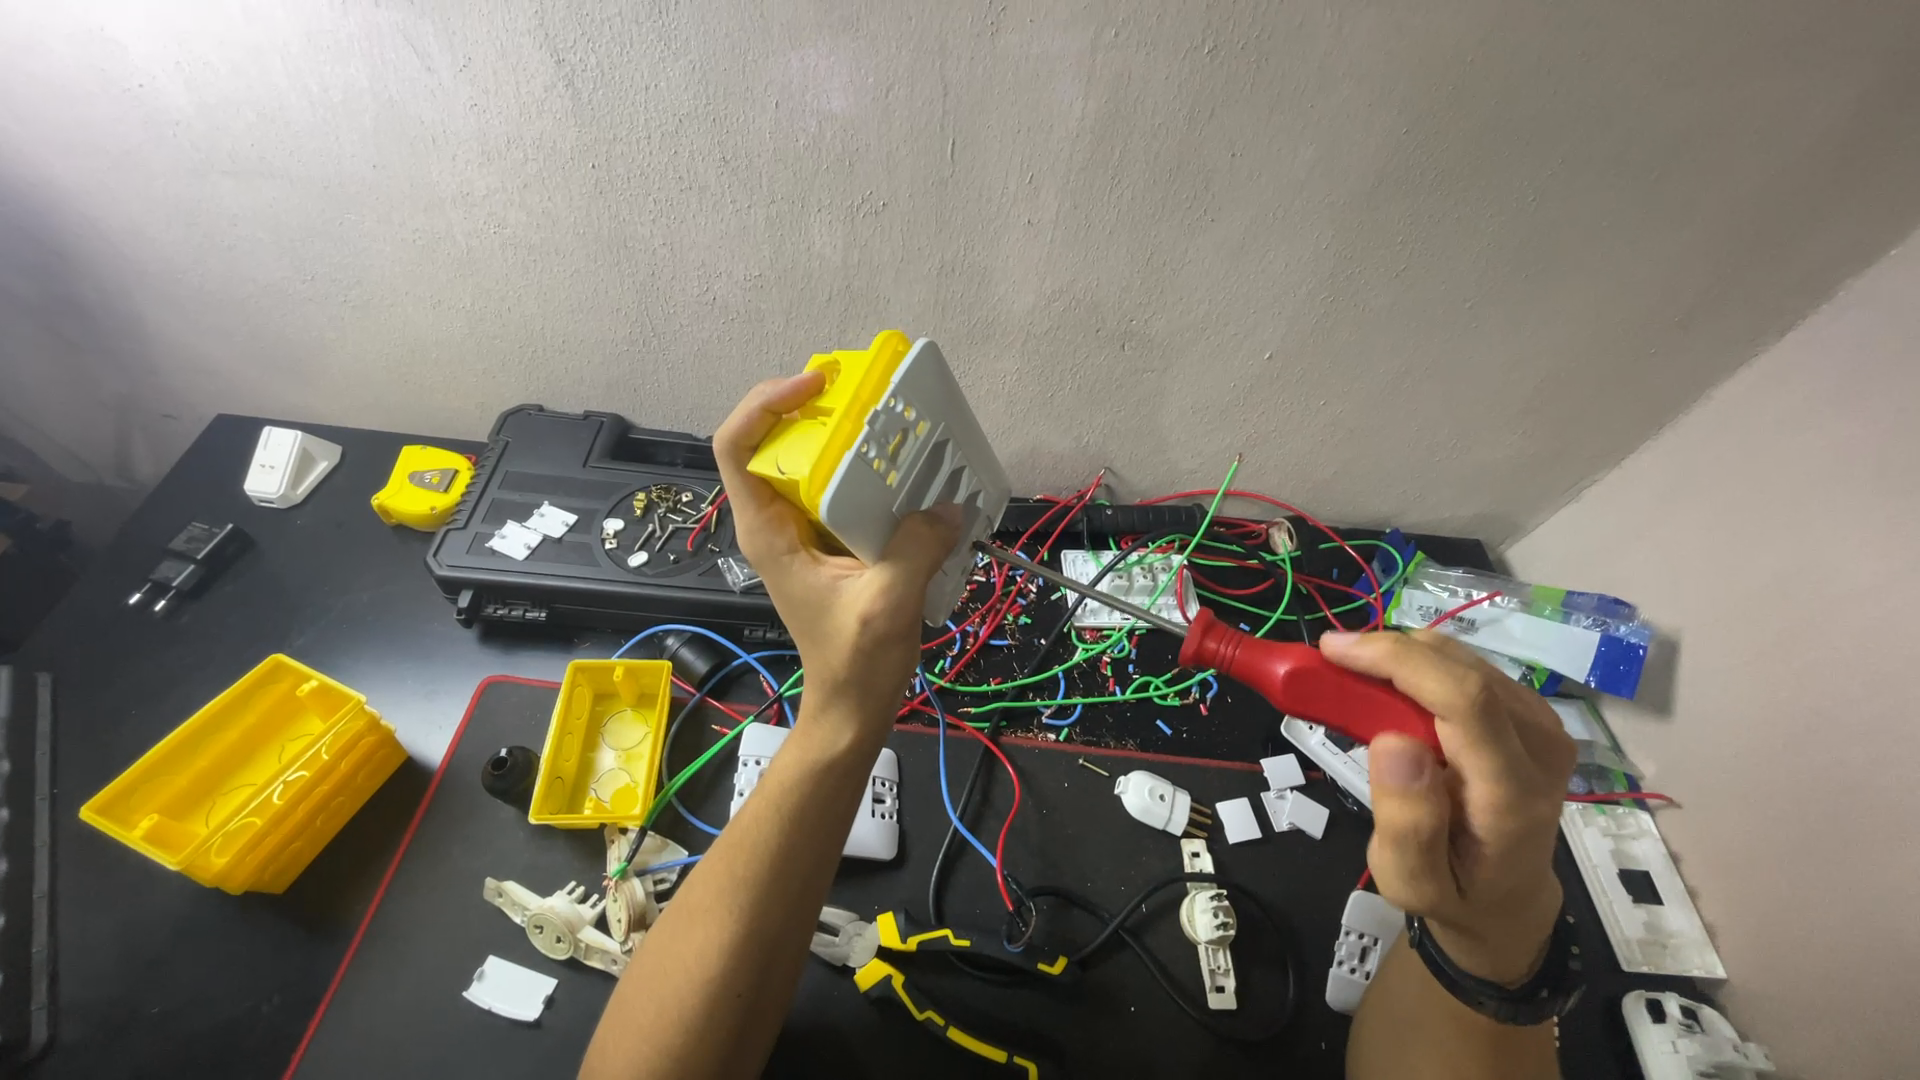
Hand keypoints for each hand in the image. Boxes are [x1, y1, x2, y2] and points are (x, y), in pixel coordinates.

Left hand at [713, 372, 962, 737]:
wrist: (852, 705)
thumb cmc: (856, 660)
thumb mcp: (887, 602)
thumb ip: (916, 547)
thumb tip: (949, 504)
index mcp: (769, 531)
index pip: (737, 446)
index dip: (765, 402)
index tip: (817, 386)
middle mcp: (777, 523)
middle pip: (775, 444)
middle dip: (815, 410)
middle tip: (867, 396)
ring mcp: (802, 533)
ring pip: (810, 466)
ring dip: (844, 438)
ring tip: (890, 421)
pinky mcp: (829, 544)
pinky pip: (839, 491)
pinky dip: (867, 472)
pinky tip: (906, 470)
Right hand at [1320, 630, 1575, 984]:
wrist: (1508, 897)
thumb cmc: (1451, 890)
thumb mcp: (1411, 882)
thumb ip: (1405, 822)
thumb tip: (1393, 742)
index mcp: (1510, 791)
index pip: (1464, 699)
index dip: (1395, 660)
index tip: (1331, 650)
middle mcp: (1540, 747)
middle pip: (1460, 669)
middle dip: (1384, 651)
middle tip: (1326, 664)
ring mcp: (1542, 724)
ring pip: (1460, 658)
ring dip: (1397, 656)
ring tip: (1353, 679)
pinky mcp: (1531, 712)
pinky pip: (1465, 665)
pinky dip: (1416, 664)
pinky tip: (1388, 686)